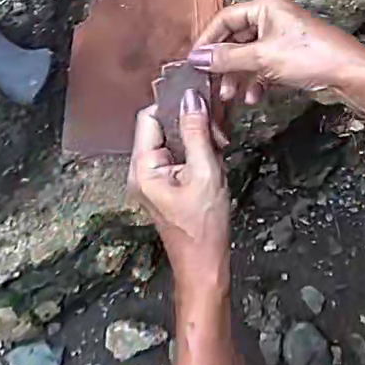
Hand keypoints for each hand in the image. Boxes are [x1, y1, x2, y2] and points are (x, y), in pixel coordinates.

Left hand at [129, 90, 230, 301]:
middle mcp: (144, 169)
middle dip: (192, 122)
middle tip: (218, 129)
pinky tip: (217, 154)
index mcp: (144, 167)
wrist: (205, 266)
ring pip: (175, 138)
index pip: (150, 116)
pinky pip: (181, 154)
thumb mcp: (205, 173)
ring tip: (221, 145)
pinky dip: (199, 149)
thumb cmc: (203, 228)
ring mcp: (155, 176)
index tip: (201, 100)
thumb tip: (191, 98)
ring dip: (199, 136)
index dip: (174, 105)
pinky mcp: (169, 182)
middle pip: (162, 126)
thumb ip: (197, 132)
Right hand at [187, 0, 364, 105]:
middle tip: (211, 83)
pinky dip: (256, 82)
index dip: (208, 41)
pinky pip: (263, 67)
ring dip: (238, 77)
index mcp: (265, 6)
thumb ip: (227, 58)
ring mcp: (281, 37)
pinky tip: (253, 98)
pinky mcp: (290, 56)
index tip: (194, 61)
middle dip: (224, 64)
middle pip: (236, 39)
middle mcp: (272, 18)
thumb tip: (198, 57)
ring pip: (249, 56)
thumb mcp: (262, 57)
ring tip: (230, 97)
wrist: (350, 74)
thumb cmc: (311, 56)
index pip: (225, 19)